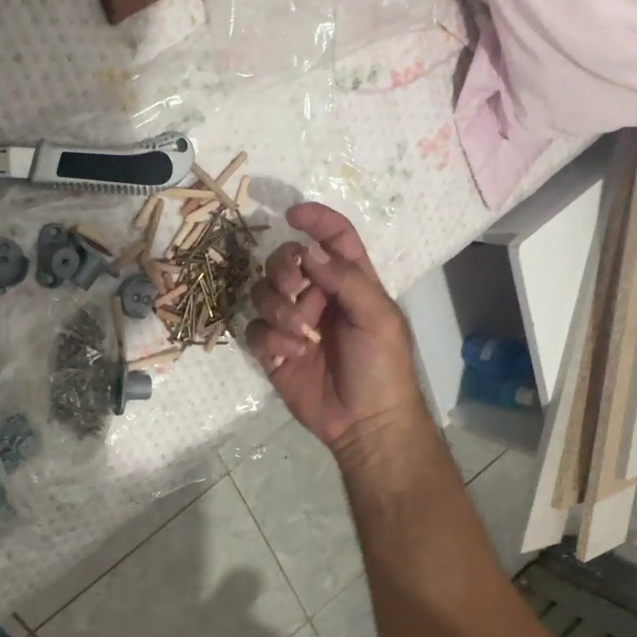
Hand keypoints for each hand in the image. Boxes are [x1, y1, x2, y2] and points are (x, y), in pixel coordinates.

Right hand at [246, 203, 424, 457]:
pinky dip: (269, 338)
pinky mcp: (272, 350)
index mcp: (350, 281)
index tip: (293, 215)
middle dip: (284, 270)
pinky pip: (254, 328)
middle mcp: (318, 295)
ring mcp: (292, 323)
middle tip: (296, 290)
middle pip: (285, 260)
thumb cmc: (382, 366)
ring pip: (263, 292)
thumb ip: (346, 279)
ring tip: (300, 335)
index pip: (333, 238)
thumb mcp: (378, 316)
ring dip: (278, 308)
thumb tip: (309, 250)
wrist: (364, 421)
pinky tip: (289, 355)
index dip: (315, 221)